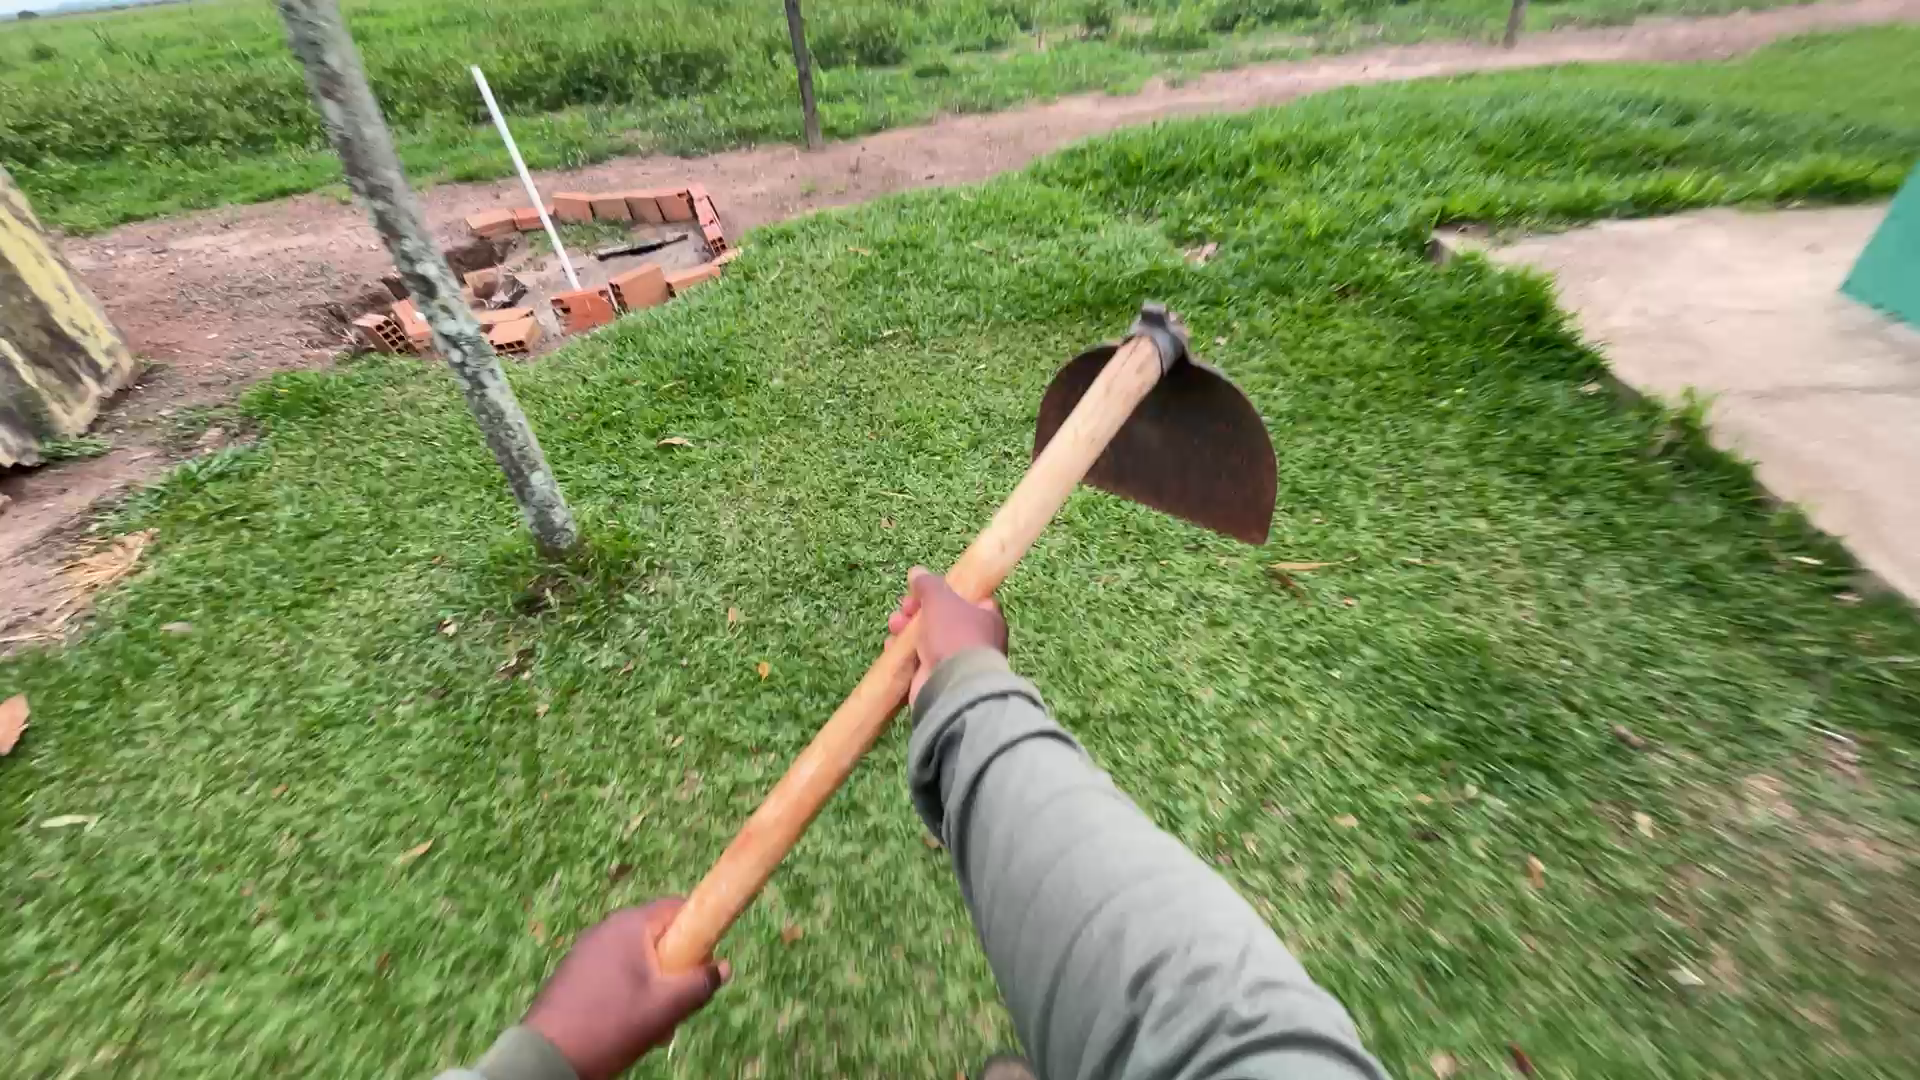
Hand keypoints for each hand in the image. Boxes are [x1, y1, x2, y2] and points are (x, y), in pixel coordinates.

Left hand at [522, 899, 727, 1079]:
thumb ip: (700, 983)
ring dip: (652, 983)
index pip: (679, 908)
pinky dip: (627, 991)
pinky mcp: (571, 973)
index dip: (699, 932)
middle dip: (674, 966)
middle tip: (677, 1001)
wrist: (540, 1064)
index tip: (703, 964)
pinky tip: (625, 1025)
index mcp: (630, 924)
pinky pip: (613, 971)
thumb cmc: (610, 1025)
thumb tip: (723, 967)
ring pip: (636, 957)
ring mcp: (586, 950)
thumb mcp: (665, 1008)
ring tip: (652, 1022)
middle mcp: (607, 927)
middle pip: (658, 935)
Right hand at [886, 566, 1008, 704]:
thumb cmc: (954, 635)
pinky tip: (891, 646)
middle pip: (942, 618)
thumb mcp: (941, 600)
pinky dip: (903, 653)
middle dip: (918, 611)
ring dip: (907, 630)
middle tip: (904, 608)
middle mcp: (976, 640)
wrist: (953, 686)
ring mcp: (956, 662)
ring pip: (927, 639)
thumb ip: (928, 585)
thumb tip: (916, 572)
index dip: (942, 592)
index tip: (922, 590)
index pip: (965, 598)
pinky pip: (917, 660)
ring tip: (894, 625)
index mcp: (986, 617)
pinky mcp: (938, 679)